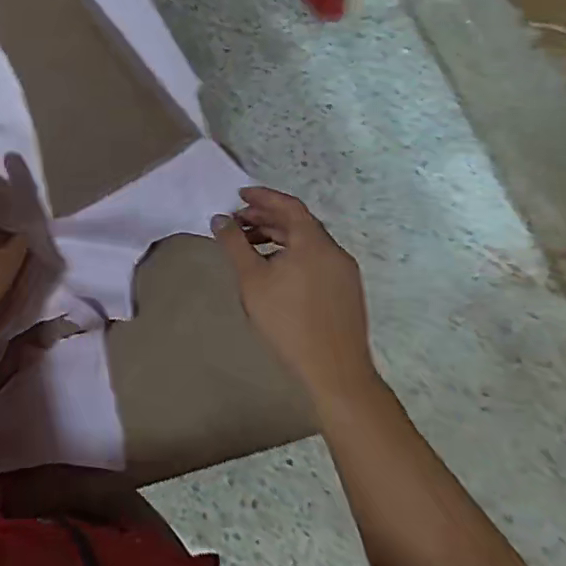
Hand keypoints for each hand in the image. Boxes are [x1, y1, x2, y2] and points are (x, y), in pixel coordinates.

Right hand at [213, 187, 378, 404]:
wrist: (334, 369)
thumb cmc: (287, 320)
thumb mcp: (251, 278)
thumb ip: (234, 244)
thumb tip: (220, 219)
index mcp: (314, 243)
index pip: (289, 206)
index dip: (263, 197)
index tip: (239, 195)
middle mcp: (334, 251)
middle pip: (299, 223)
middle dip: (266, 218)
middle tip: (237, 223)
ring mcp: (344, 272)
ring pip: (307, 242)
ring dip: (277, 236)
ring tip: (249, 246)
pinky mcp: (345, 290)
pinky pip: (315, 258)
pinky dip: (292, 252)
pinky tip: (273, 269)